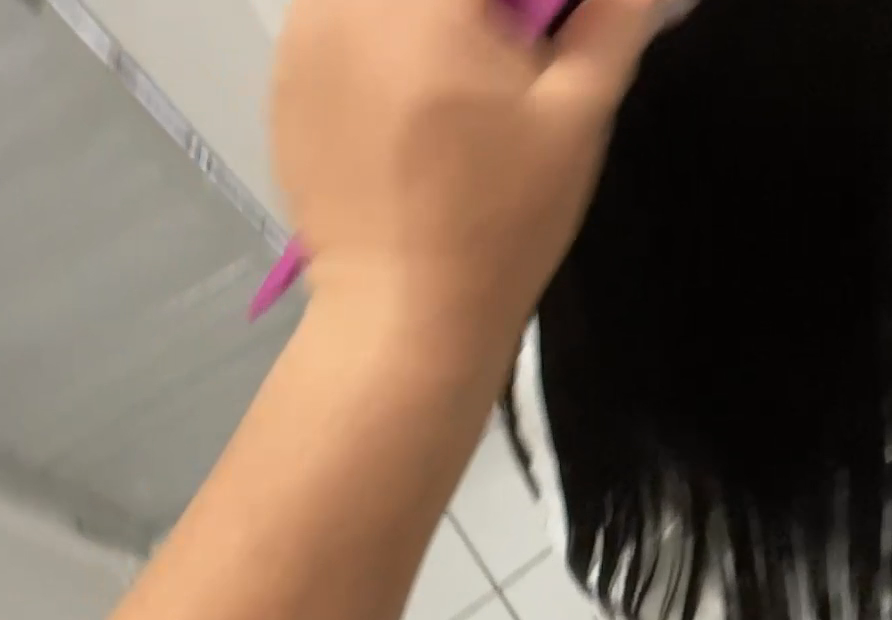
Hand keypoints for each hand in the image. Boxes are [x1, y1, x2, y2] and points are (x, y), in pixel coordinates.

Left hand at [269, 0, 665, 352]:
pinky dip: (377, 47)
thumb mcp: (575, 123)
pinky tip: (403, 121)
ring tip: (447, 104)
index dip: (529, 5)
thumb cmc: (502, 226)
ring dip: (423, 26)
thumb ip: (610, 24)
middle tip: (499, 73)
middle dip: (478, 15)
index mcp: (424, 3)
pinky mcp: (281, 83)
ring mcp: (301, 37)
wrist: (406, 316)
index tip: (540, 40)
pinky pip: (336, 24)